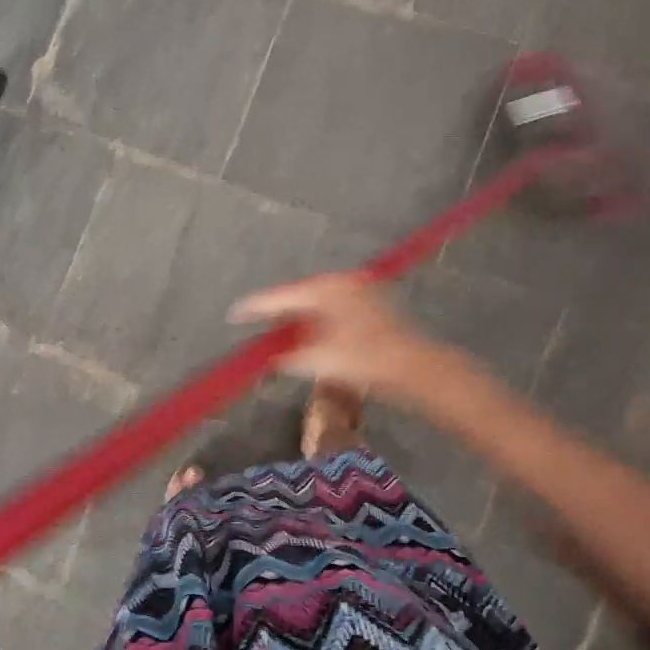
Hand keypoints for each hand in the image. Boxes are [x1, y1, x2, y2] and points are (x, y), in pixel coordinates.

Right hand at [231, 272, 454, 395]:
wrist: (416, 367)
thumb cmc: (365, 360)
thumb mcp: (318, 360)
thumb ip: (288, 357)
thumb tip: (272, 358)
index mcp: (324, 289)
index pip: (280, 296)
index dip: (254, 307)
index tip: (234, 314)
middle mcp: (341, 282)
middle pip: (299, 296)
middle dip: (280, 311)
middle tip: (258, 322)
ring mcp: (360, 290)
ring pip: (318, 302)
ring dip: (301, 318)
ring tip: (283, 332)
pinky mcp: (373, 304)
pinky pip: (334, 307)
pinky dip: (320, 319)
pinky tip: (315, 335)